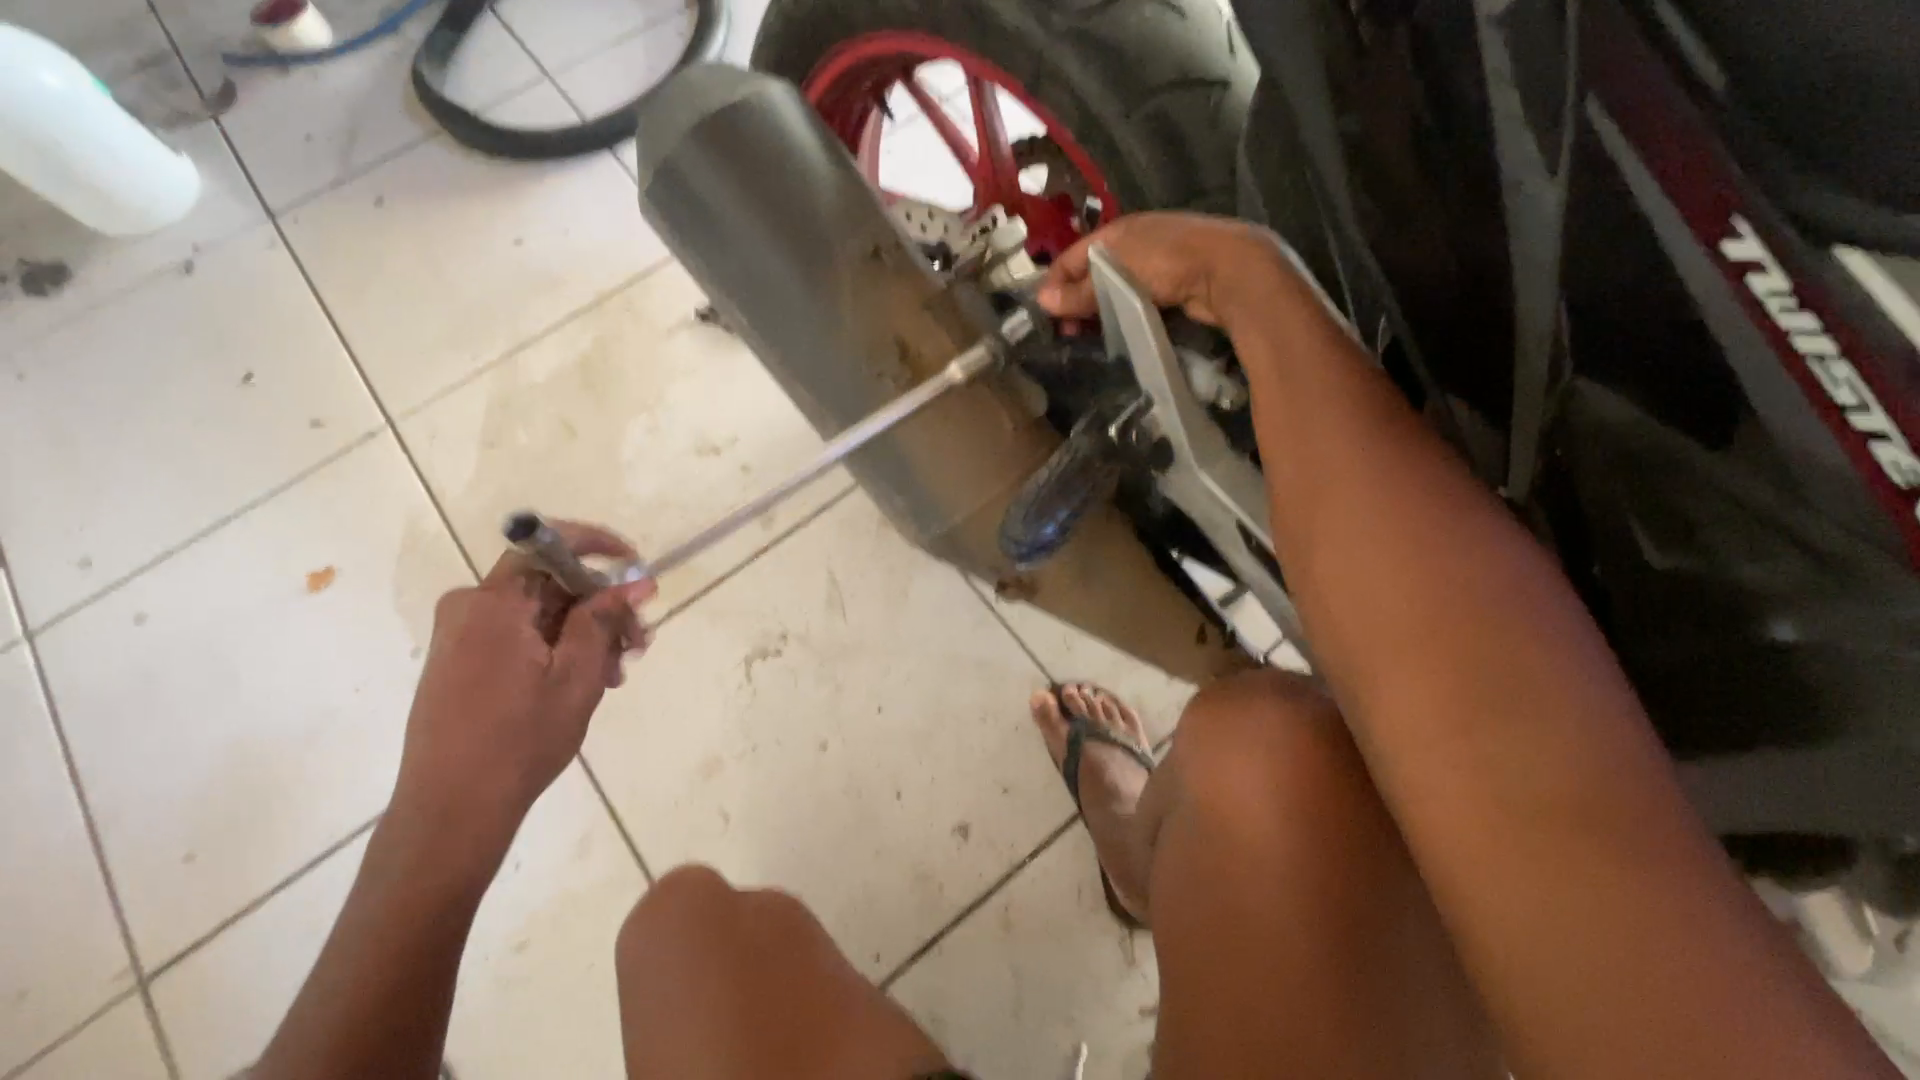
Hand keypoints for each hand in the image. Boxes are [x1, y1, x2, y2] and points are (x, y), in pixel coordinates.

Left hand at [392, 521, 655, 845]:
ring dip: (584, 634)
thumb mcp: (577, 677)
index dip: (599, 546)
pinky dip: (557, 649)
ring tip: (615, 674)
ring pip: (540, 614)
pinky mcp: (461, 662)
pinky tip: (584, 683)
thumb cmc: (519, 740)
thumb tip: (638, 580)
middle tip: (637, 644)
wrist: (452, 808)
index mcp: (493, 603)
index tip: (636, 568)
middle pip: (549, 584)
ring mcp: (462, 636)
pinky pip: (520, 636)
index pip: (548, 545)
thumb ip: (604, 620)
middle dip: (601, 607)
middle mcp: (470, 608)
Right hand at [1037, 211, 1303, 328]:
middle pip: (1093, 273)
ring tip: (1089, 338)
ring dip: (1100, 311)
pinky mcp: (1174, 285)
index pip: (1072, 256)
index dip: (1055, 283)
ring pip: (1115, 289)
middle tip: (1067, 334)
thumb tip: (1043, 300)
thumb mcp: (1118, 274)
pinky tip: (1120, 332)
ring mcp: (1157, 263)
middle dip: (1077, 301)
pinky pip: (1137, 300)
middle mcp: (1135, 242)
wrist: (1231, 269)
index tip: (1045, 316)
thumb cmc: (1170, 262)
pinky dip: (1124, 315)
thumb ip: (1082, 290)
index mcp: (1117, 231)